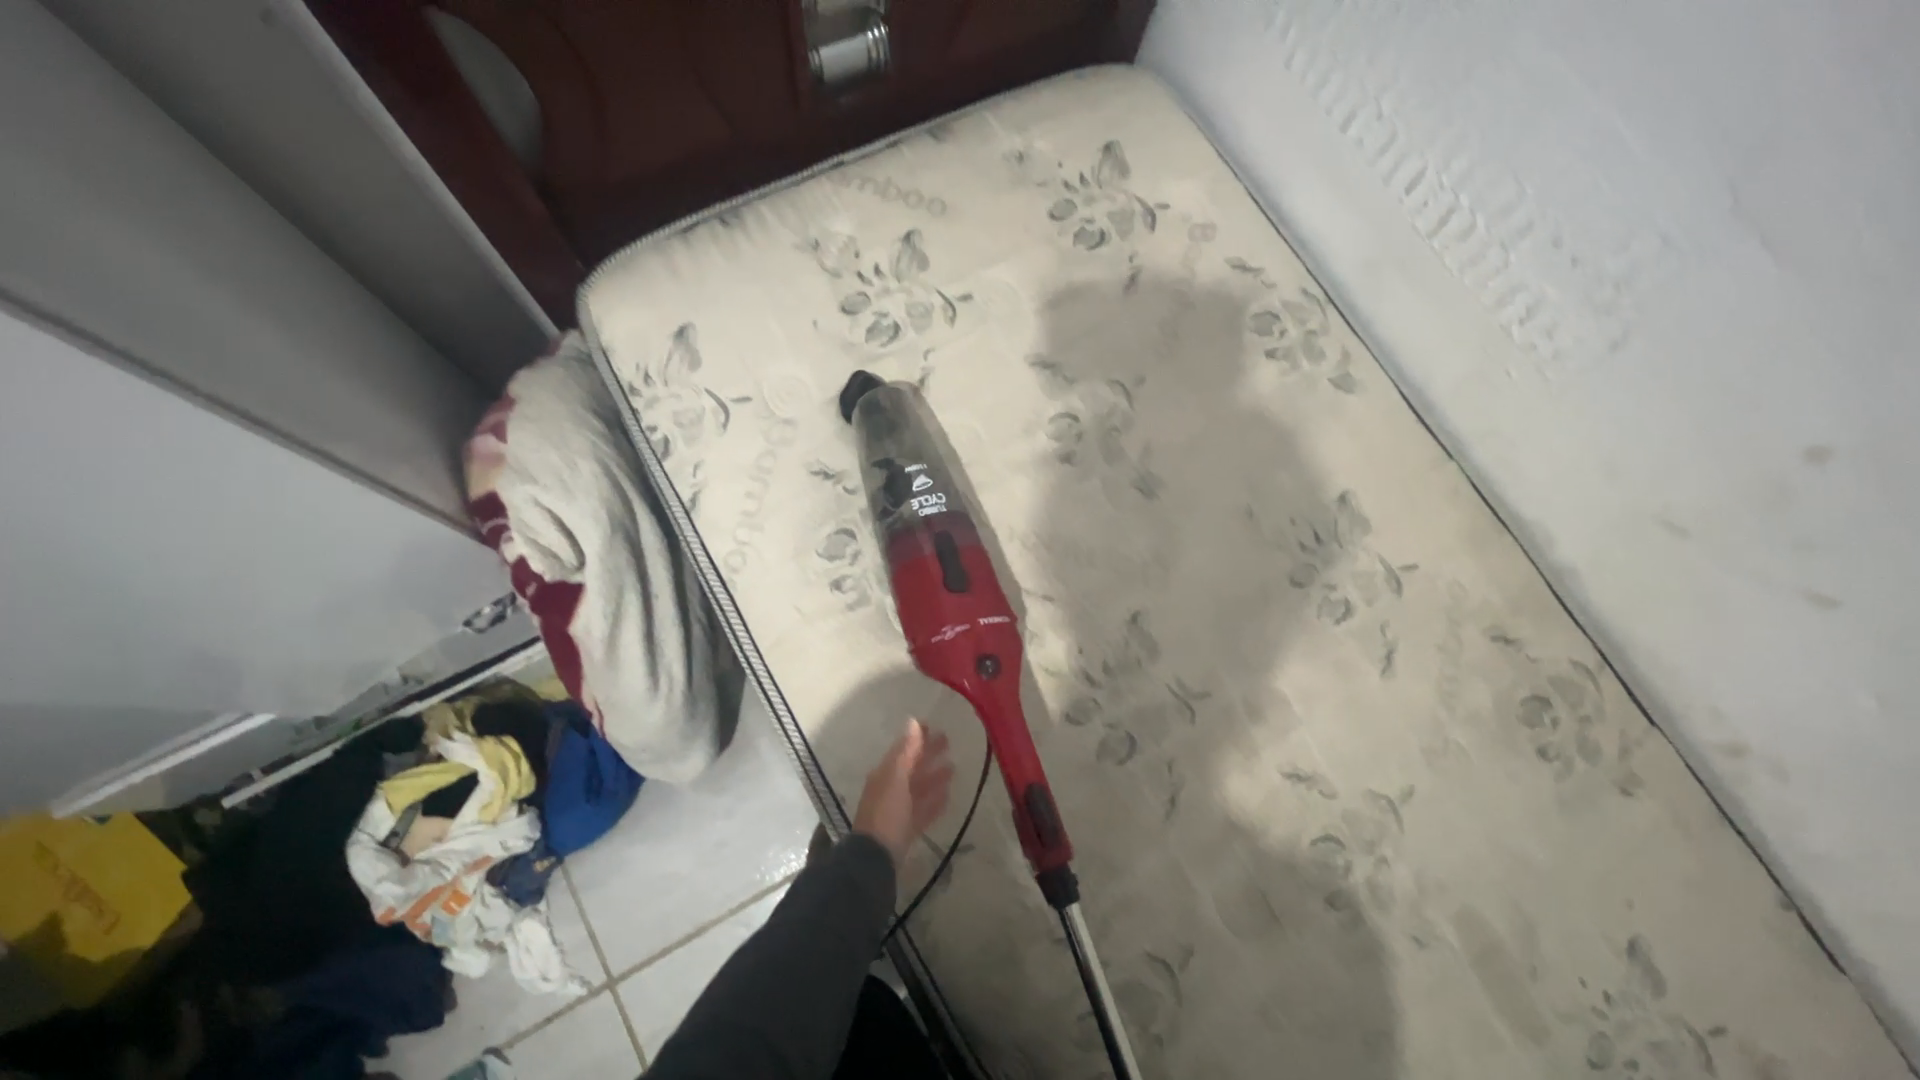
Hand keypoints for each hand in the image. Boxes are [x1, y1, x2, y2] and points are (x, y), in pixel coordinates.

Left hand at [852, 718, 954, 868]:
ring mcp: (899, 810)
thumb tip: (913, 721)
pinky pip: (923, 810)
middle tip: (948, 741)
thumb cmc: (885, 812)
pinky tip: (948, 796)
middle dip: (928, 754)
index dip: (917, 738)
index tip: (934, 726)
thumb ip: (905, 751)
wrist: (875, 857)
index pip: (903, 750)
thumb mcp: (895, 778)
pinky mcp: (907, 828)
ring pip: (919, 788)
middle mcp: (890, 789)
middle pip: (912, 768)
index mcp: (884, 774)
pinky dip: (934, 801)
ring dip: (934, 777)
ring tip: (953, 767)